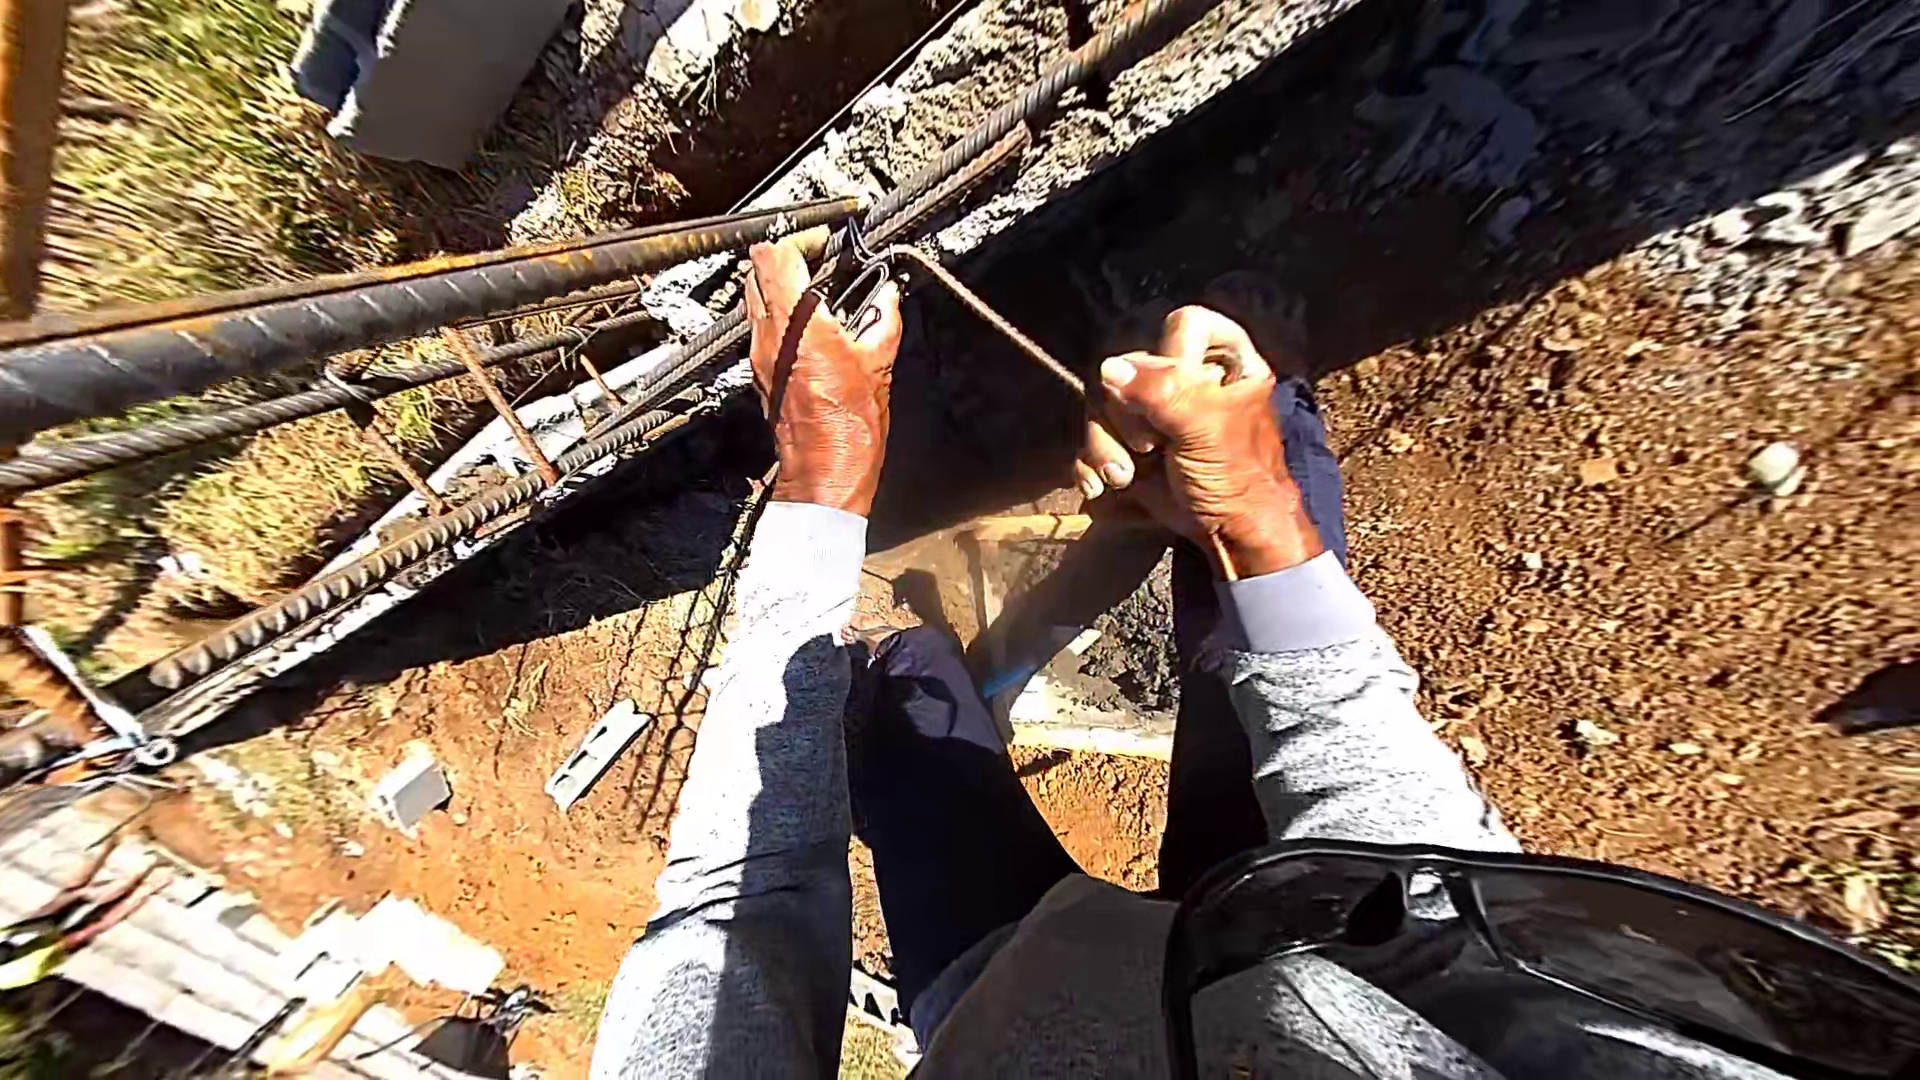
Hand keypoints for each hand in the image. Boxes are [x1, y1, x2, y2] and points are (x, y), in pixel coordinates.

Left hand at [745, 239, 902, 515]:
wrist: (827, 473)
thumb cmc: (848, 430)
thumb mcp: (879, 367)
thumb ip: (883, 321)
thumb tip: (888, 299)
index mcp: (799, 325)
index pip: (775, 255)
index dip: (799, 240)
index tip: (824, 245)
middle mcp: (769, 337)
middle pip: (756, 272)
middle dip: (786, 260)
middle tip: (820, 267)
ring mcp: (760, 357)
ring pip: (756, 300)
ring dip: (782, 290)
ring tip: (819, 301)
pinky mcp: (761, 376)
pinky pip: (763, 331)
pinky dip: (782, 320)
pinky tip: (812, 333)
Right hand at [1075, 306, 1322, 579]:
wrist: (1226, 532)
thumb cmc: (1236, 477)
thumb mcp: (1208, 429)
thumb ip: (1163, 393)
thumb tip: (1108, 369)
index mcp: (1219, 361)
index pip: (1183, 325)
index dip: (1170, 357)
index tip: (1174, 396)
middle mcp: (1179, 378)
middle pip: (1125, 370)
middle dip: (1126, 418)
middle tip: (1149, 448)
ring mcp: (1148, 411)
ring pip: (1100, 406)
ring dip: (1104, 447)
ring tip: (1123, 477)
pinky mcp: (1125, 443)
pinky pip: (1090, 440)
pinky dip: (1089, 465)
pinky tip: (1100, 487)